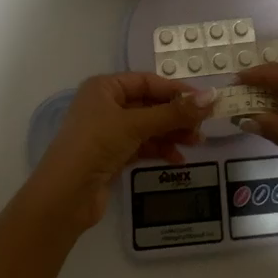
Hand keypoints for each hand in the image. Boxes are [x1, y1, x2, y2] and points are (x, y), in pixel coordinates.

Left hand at [27, 72, 214, 230]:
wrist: (65, 196)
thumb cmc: (96, 145)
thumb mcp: (135, 125)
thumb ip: (174, 113)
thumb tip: (212, 97)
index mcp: (105, 88)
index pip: (147, 82)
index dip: (176, 90)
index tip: (204, 101)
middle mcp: (105, 105)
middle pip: (149, 104)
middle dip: (176, 115)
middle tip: (204, 125)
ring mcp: (108, 132)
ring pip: (148, 127)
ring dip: (172, 133)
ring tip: (197, 142)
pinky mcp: (111, 156)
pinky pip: (142, 146)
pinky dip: (160, 149)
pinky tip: (178, 159)